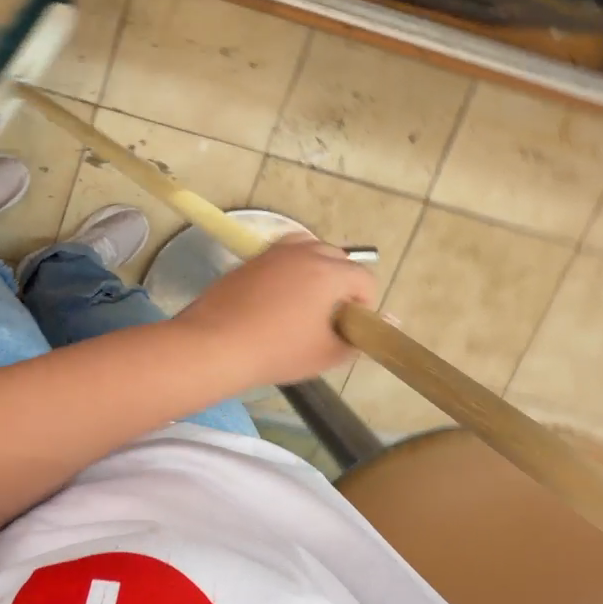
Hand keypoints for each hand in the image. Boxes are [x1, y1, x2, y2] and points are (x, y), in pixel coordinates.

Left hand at [173, 234, 377, 386]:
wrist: (215, 344)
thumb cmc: (278, 351)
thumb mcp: (327, 353)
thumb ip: (360, 338)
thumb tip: (387, 323)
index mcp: (328, 271)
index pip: (363, 278)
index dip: (363, 304)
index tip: (349, 327)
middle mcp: (301, 253)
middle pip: (336, 257)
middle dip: (340, 281)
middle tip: (329, 315)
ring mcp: (271, 253)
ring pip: (306, 249)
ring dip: (314, 268)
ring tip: (305, 302)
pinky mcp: (248, 261)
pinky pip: (279, 257)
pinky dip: (287, 270)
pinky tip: (276, 299)